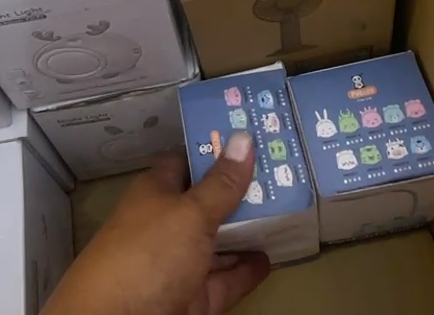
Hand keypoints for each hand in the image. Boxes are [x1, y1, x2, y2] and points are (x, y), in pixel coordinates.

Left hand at [44, 131, 270, 314]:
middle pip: (206, 201)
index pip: (187, 160)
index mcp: (157, 192)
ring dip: (246, 230)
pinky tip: (270, 258)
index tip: (249, 138)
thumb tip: (243, 136)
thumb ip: (221, 183)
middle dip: (238, 190)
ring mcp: (179, 263)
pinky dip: (245, 270)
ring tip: (284, 212)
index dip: (215, 148)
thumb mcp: (189, 213)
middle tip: (281, 173)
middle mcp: (167, 223)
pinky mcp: (192, 300)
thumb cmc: (149, 253)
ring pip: (217, 241)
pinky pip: (223, 280)